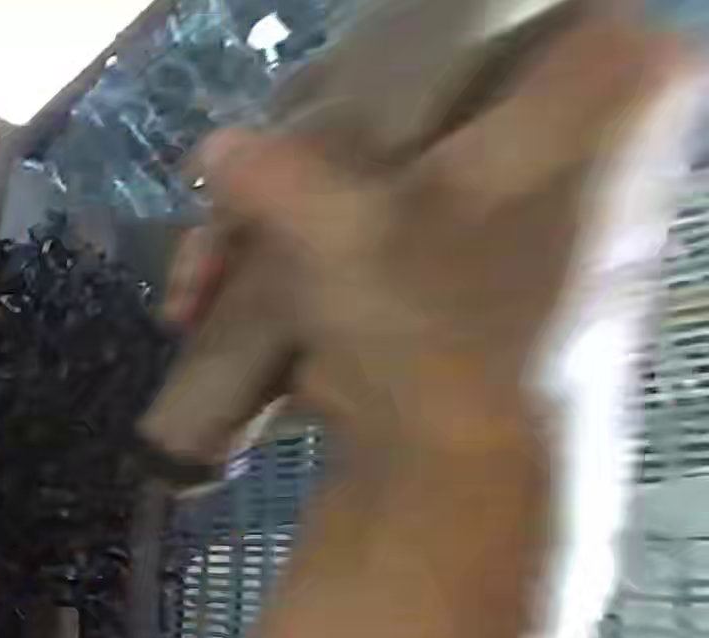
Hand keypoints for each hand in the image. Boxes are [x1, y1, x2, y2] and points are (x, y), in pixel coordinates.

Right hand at [161, 8, 695, 455]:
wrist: (458, 456)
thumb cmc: (434, 327)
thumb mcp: (341, 236)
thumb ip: (272, 177)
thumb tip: (208, 147)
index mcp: (587, 83)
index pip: (458, 25)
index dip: (348, 74)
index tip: (273, 137)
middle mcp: (548, 132)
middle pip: (379, 117)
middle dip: (266, 190)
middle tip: (210, 245)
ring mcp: (484, 205)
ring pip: (343, 186)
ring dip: (250, 241)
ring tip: (188, 301)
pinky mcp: (431, 266)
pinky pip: (341, 237)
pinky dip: (276, 268)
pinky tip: (213, 307)